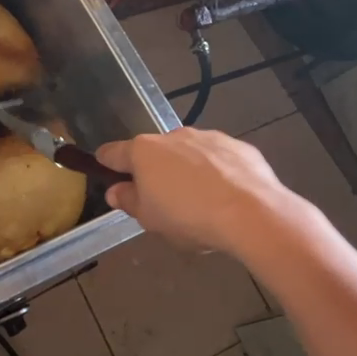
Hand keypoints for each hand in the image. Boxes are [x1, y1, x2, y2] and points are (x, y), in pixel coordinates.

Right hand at [96, 127, 312, 255]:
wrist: (252, 213)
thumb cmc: (189, 217)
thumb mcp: (150, 220)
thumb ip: (129, 202)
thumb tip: (115, 191)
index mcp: (143, 152)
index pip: (114, 153)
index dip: (106, 162)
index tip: (104, 168)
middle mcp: (172, 136)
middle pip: (154, 153)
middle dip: (155, 171)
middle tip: (163, 201)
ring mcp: (207, 137)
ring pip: (188, 153)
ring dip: (188, 170)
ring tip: (202, 202)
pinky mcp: (238, 146)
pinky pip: (219, 159)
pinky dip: (218, 173)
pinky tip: (228, 197)